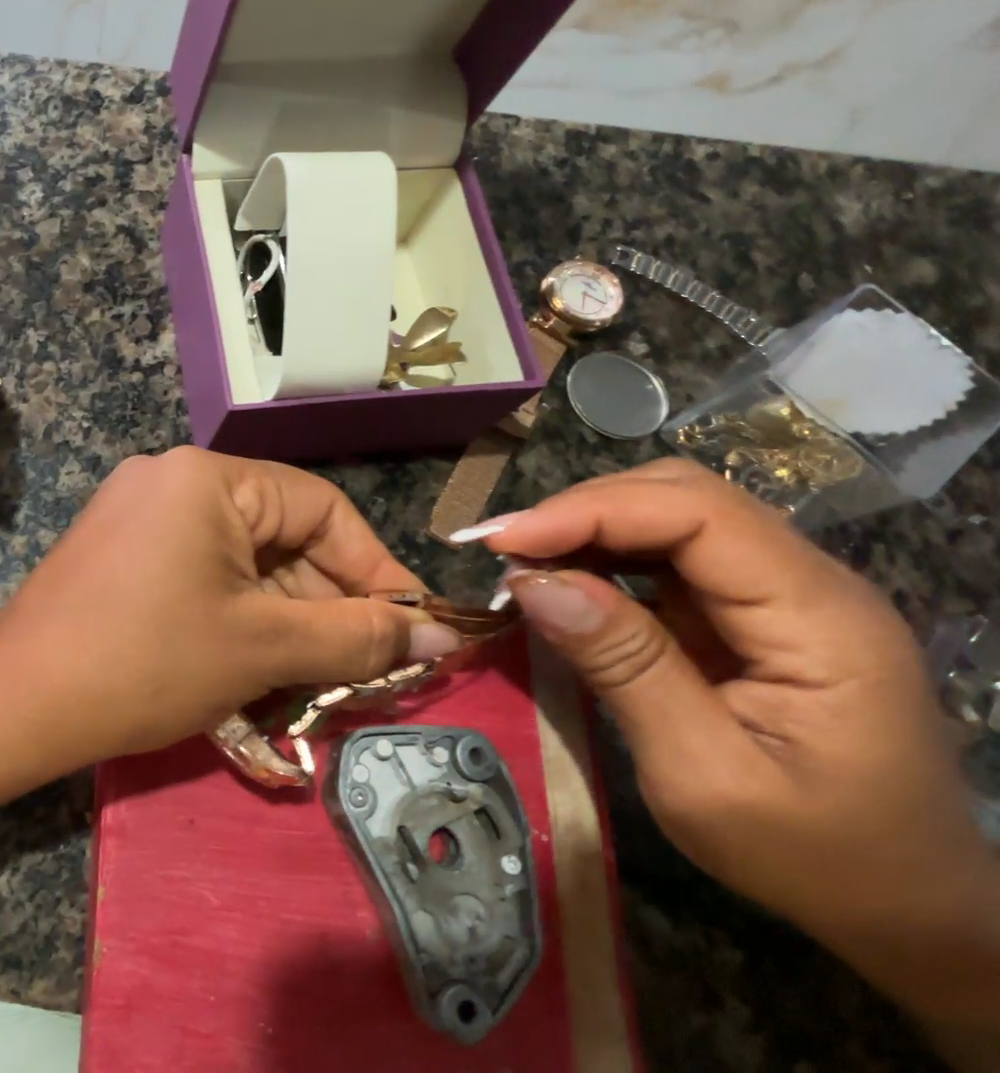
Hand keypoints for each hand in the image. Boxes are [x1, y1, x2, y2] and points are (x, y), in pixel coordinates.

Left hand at [0, 447, 462, 764]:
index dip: (373, 570)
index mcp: (205, 478)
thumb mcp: (262, 649)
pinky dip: (232, 615)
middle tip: (360, 667)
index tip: (408, 628)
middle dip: (323, 604)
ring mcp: (133, 516)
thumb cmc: (147, 664)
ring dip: (281, 618)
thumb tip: (435, 635)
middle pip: (278, 535)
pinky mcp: (114, 554)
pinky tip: (252, 666)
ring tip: (312, 679)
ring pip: (237, 561)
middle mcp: (167, 480)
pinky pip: (195, 574)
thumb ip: (355, 636)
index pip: (322, 508)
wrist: (18, 705)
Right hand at [460, 459, 999, 1020]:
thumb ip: (625, 667)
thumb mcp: (701, 773)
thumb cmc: (806, 851)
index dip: (593, 512)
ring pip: (676, 517)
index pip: (701, 516)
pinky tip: (562, 583)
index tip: (504, 543)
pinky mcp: (752, 614)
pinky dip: (604, 559)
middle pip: (688, 498)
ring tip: (519, 565)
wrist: (895, 896)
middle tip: (499, 553)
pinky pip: (670, 559)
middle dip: (584, 511)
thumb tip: (536, 583)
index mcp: (820, 619)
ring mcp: (782, 596)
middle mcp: (810, 585)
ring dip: (589, 529)